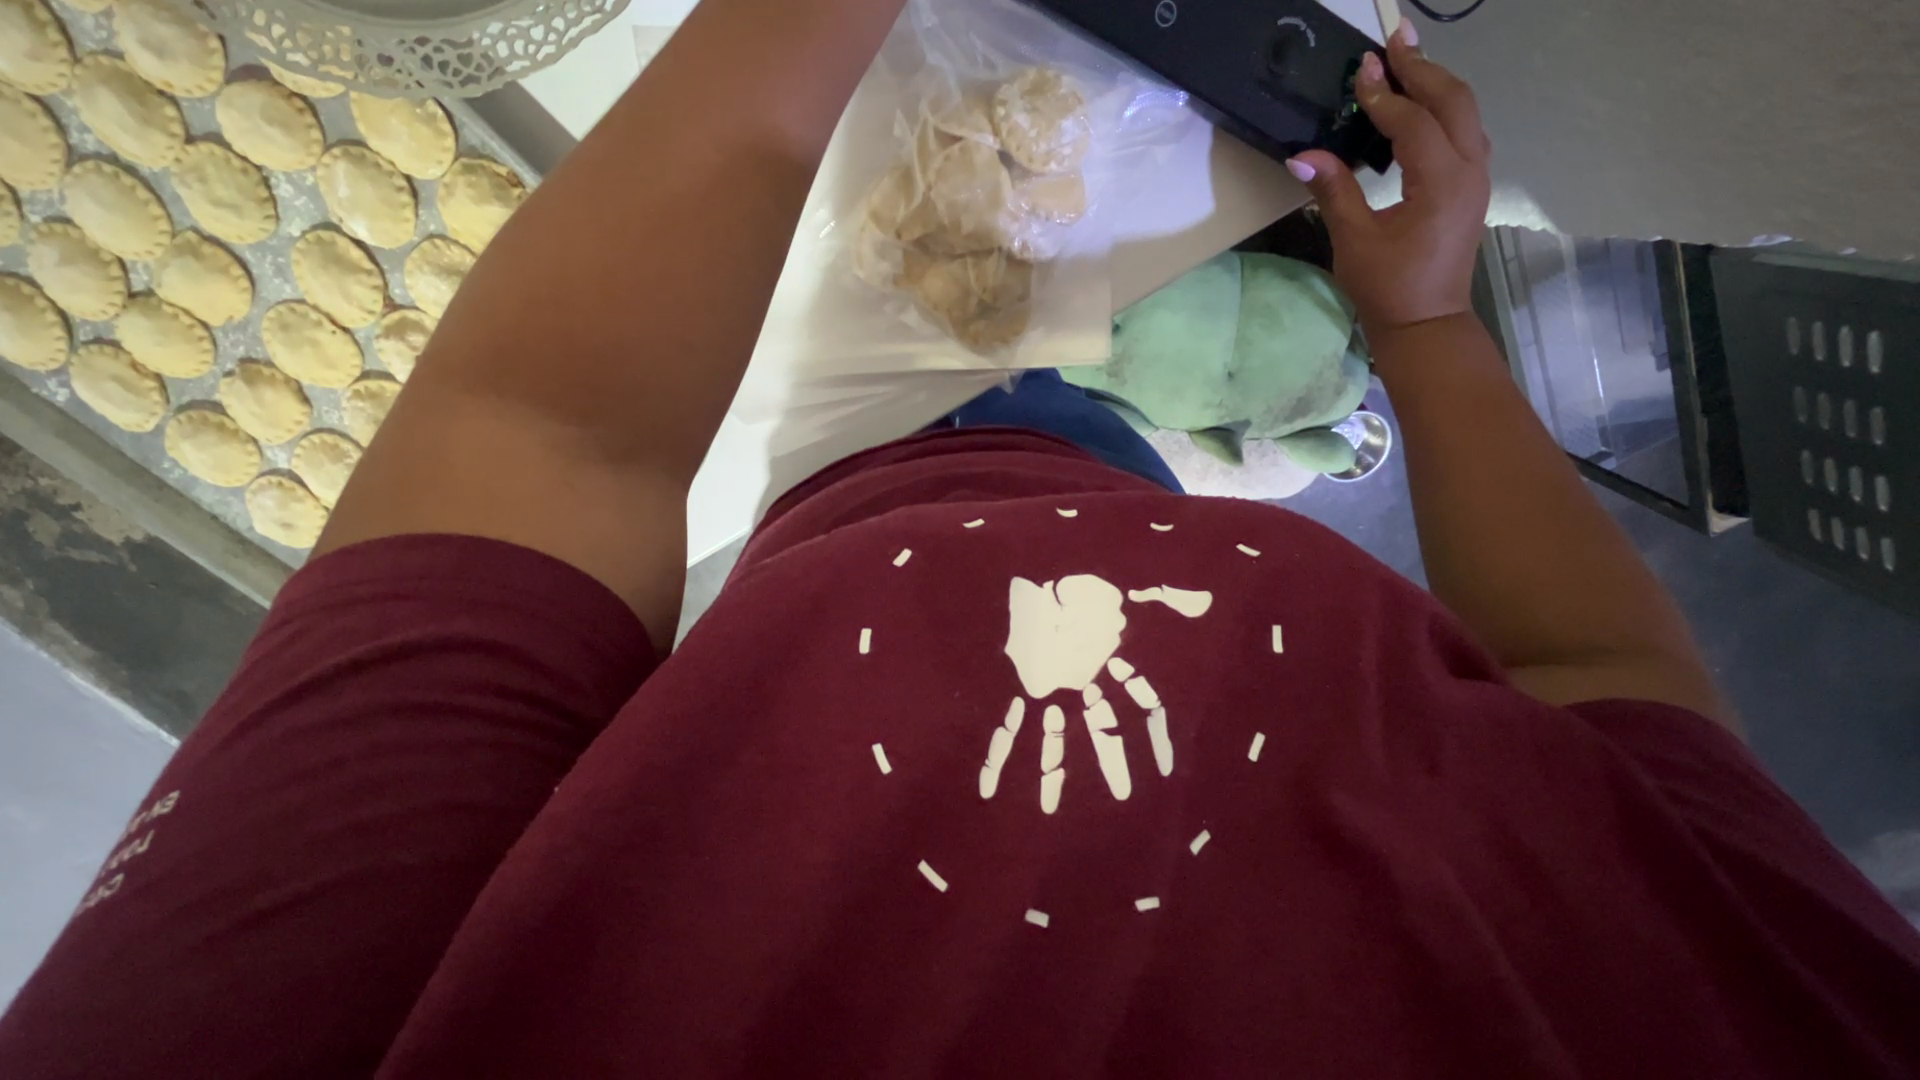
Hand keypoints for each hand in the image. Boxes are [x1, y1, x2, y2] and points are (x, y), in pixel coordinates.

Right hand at [1287, 22, 1492, 335]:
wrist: (1426, 322)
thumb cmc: (1387, 288)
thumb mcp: (1353, 240)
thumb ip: (1333, 190)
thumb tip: (1301, 154)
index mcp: (1441, 183)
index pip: (1413, 122)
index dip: (1384, 95)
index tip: (1361, 69)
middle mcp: (1469, 170)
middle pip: (1453, 100)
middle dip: (1422, 67)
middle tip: (1394, 38)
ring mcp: (1477, 178)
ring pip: (1465, 112)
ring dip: (1437, 83)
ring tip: (1408, 60)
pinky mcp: (1471, 187)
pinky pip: (1464, 132)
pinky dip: (1443, 108)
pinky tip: (1422, 104)